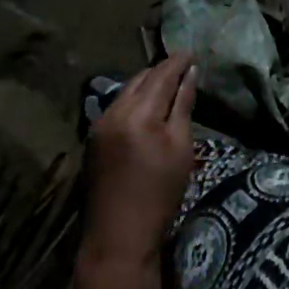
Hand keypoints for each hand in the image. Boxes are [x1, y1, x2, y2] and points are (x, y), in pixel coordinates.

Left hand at [82, 54, 198, 270]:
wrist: (118, 236)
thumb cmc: (159, 192)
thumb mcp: (181, 147)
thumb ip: (183, 106)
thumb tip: (190, 74)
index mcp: (137, 114)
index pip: (161, 75)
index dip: (178, 62)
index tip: (193, 52)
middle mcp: (113, 113)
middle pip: (141, 79)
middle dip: (163, 69)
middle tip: (185, 65)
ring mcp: (99, 126)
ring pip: (127, 91)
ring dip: (148, 83)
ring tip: (170, 81)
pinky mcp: (94, 140)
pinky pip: (117, 106)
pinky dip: (136, 99)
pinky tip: (149, 104)